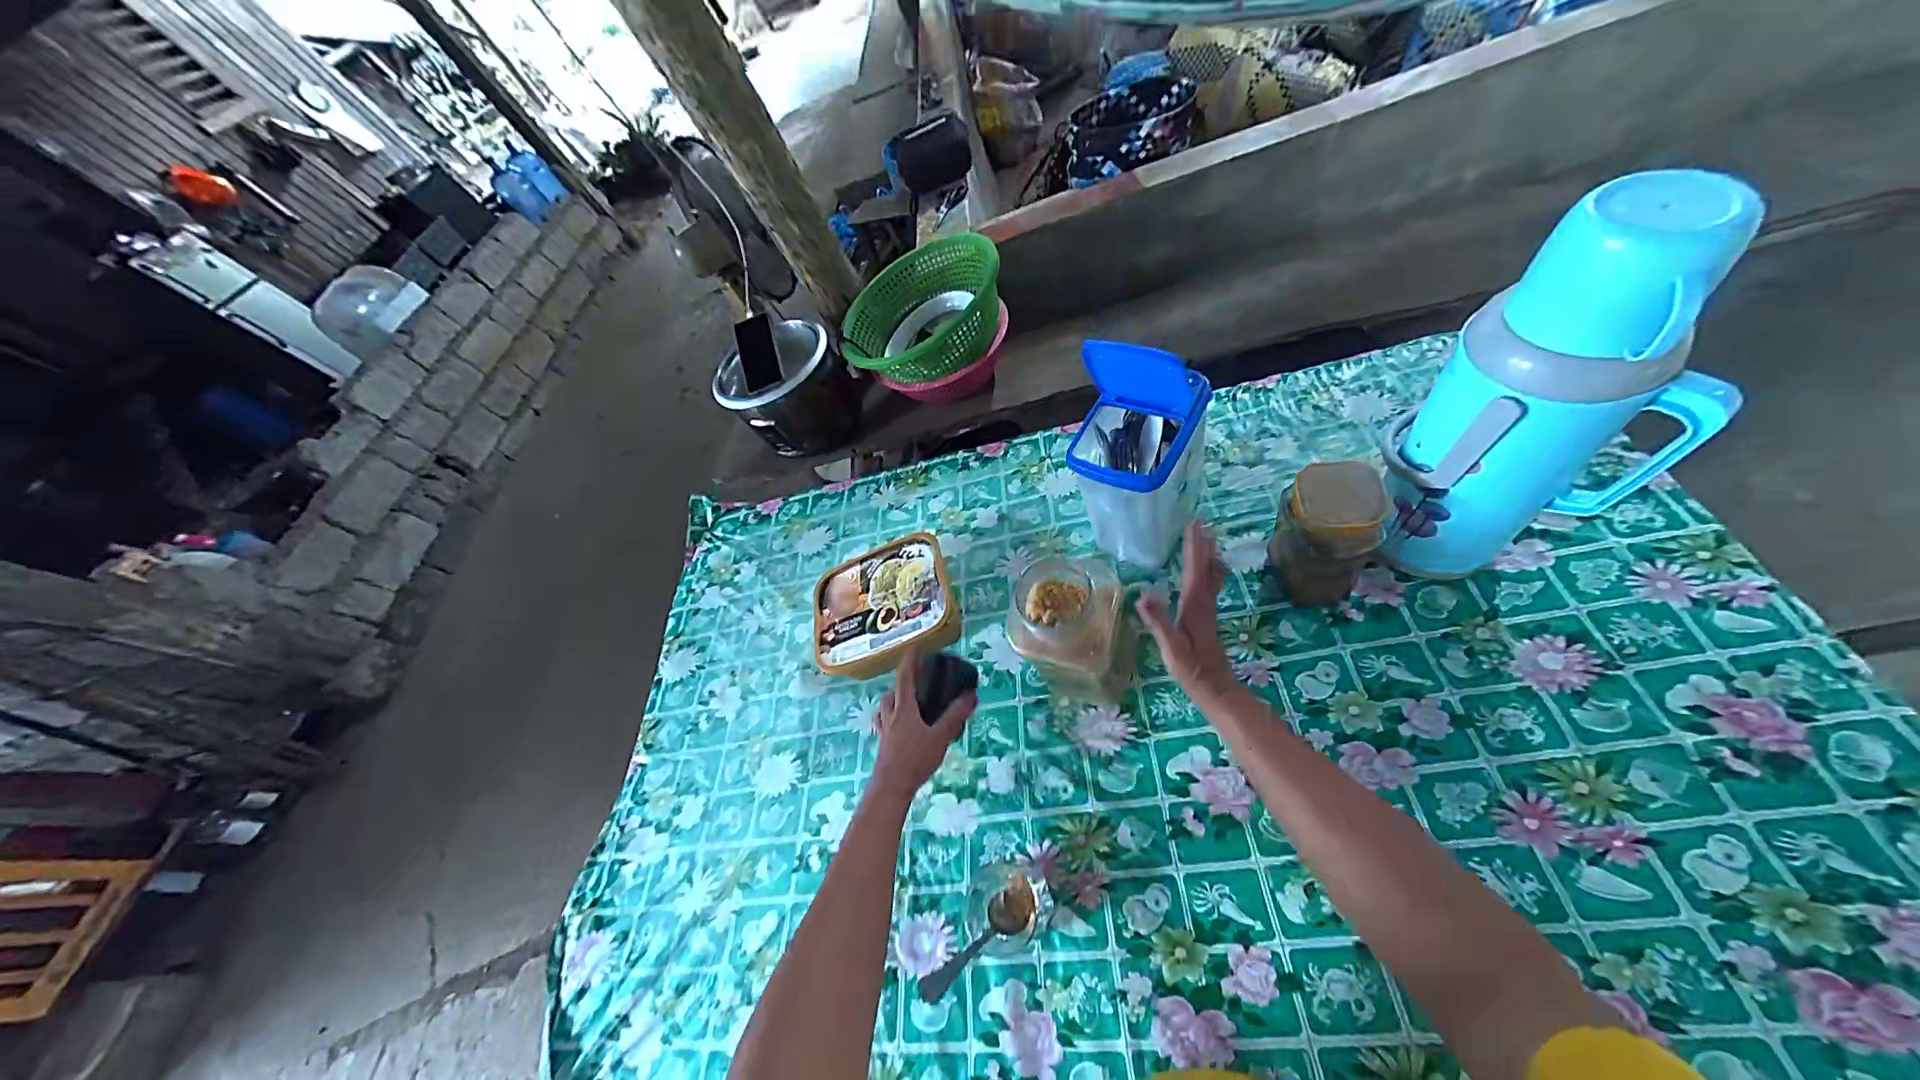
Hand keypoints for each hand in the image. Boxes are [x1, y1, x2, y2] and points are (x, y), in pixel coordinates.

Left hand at [870, 650, 975, 803]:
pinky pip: (884, 723)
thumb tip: (971, 695)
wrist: (891, 786)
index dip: (909, 661)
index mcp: (903, 708)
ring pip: (885, 707)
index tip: (915, 649)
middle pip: (892, 692)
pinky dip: (891, 719)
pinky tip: (900, 728)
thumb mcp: (940, 737)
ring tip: (908, 704)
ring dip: (894, 700)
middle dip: (901, 683)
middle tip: (915, 682)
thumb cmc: (915, 759)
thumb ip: (956, 715)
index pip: (904, 677)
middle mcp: (890, 715)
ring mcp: (884, 729)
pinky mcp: (882, 743)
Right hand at [1136, 521, 1237, 700]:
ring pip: (1210, 574)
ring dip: (1207, 554)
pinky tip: (1209, 569)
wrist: (1216, 687)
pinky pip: (1210, 584)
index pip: (1193, 570)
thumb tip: (1144, 594)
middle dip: (1201, 544)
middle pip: (1204, 567)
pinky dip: (1209, 570)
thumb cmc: (1191, 669)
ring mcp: (1208, 610)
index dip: (1193, 547)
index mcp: (1194, 606)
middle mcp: (1204, 603)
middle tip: (1199, 522)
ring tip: (1207, 536)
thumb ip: (1158, 621)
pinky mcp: (1207, 617)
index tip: (1192, 526)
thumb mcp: (1171, 647)